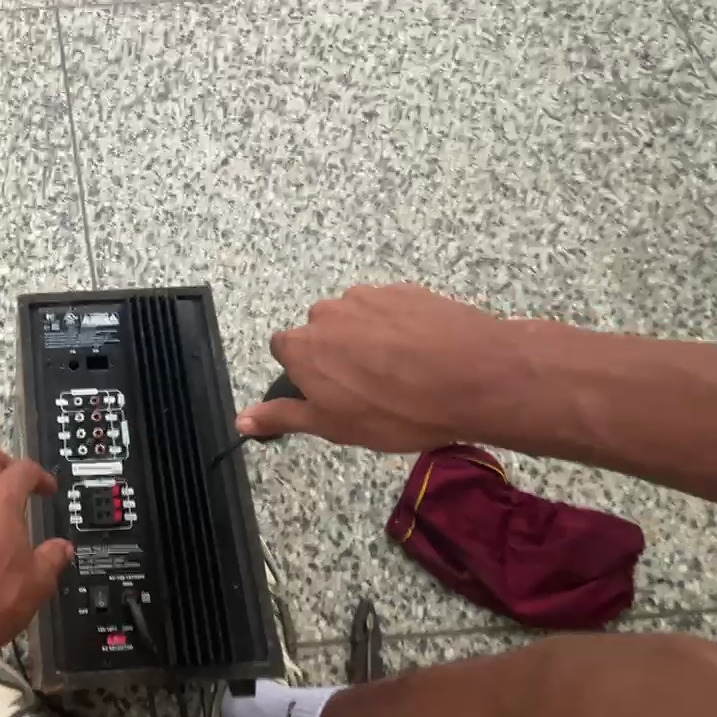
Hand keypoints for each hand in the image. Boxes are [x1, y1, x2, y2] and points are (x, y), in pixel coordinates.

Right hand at [237, 284, 531, 451]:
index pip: (286, 351)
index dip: (308, 372)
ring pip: (357, 319)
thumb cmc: (397, 410)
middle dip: (338, 353)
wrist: (476, 378)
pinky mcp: (405, 290)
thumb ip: (282, 417)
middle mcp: (325, 313)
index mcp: (301, 346)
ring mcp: (366, 297)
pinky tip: (425, 352)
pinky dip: (401, 327)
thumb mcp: (333, 426)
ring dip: (369, 338)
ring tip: (404, 370)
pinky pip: (391, 308)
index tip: (332, 392)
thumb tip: (240, 420)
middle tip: (370, 386)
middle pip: (322, 332)